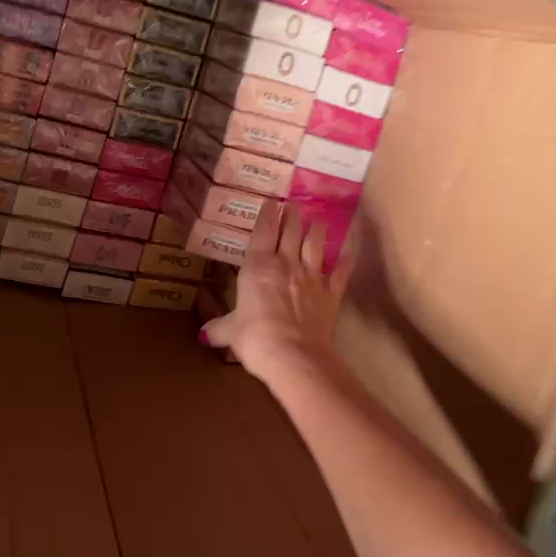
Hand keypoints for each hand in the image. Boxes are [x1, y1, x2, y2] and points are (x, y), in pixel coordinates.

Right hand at [200, 204, 354, 378]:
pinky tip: (351, 249)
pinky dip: (347, 260)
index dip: (267, 214)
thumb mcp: (230, 332)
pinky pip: (341, 272)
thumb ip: (218, 329)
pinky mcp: (331, 294)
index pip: (263, 231)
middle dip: (293, 215)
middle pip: (291, 231)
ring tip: (319, 217)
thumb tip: (204, 335)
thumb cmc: (255, 338)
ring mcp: (311, 277)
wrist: (294, 356)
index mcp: (258, 266)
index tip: (271, 200)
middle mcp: (286, 264)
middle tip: (296, 202)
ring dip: (317, 229)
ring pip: (316, 245)